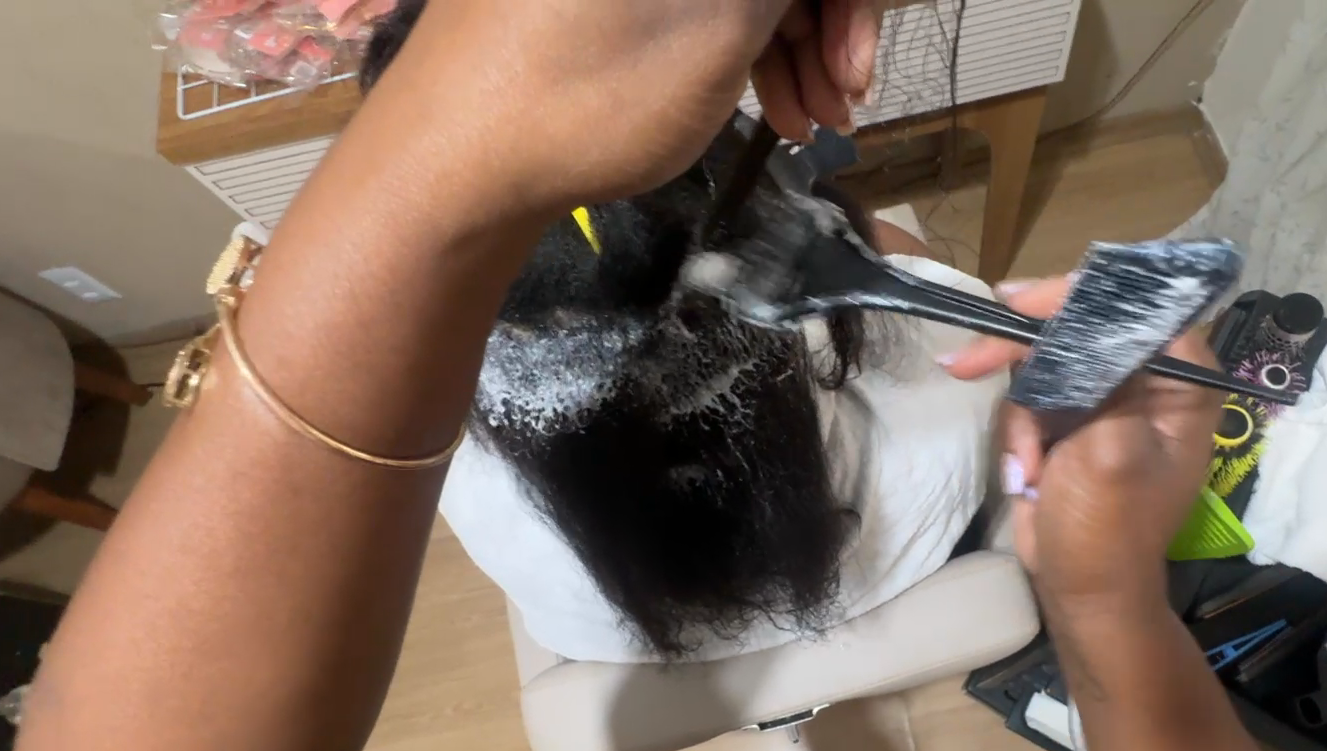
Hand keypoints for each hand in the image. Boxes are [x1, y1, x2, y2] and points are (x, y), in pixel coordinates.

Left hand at [373, 0, 879, 214]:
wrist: (469, 157)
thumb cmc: (600, 93)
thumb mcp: (721, 27)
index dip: (845, 0)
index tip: (857, 68)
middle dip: (822, 23)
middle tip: (842, 109)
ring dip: (790, 50)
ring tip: (807, 127)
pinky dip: (743, 51)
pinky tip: (768, 110)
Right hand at [945, 277, 1224, 626]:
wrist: (1080, 590)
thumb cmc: (1110, 530)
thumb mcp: (1111, 451)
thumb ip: (1103, 376)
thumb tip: (1082, 312)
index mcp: (1180, 382)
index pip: (1133, 309)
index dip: (1075, 299)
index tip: (1016, 305)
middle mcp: (1146, 382)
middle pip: (1077, 331)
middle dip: (1023, 358)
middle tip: (965, 361)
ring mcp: (1103, 403)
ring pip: (1042, 368)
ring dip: (1021, 421)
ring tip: (1025, 471)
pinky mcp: (1068, 425)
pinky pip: (1028, 403)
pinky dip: (1017, 438)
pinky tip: (1024, 478)